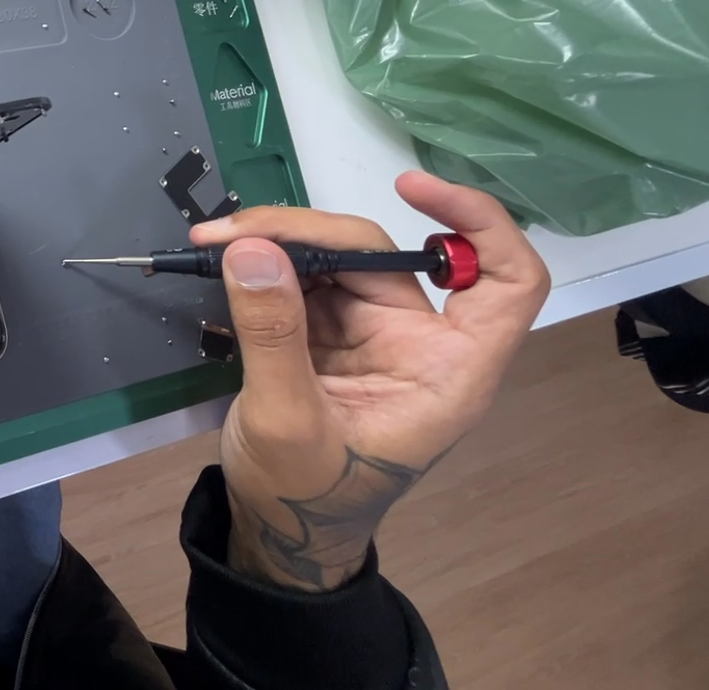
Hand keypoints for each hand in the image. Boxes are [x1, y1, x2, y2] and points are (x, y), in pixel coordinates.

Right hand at [190, 172, 548, 591]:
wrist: (274, 522)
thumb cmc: (306, 491)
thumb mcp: (286, 418)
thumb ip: (272, 334)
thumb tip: (251, 249)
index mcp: (442, 367)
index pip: (501, 282)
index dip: (475, 223)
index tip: (409, 186)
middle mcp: (410, 339)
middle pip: (377, 254)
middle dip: (300, 233)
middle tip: (225, 234)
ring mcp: (361, 333)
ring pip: (326, 260)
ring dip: (267, 243)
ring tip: (207, 243)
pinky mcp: (316, 332)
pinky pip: (291, 280)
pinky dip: (253, 265)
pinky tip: (213, 264)